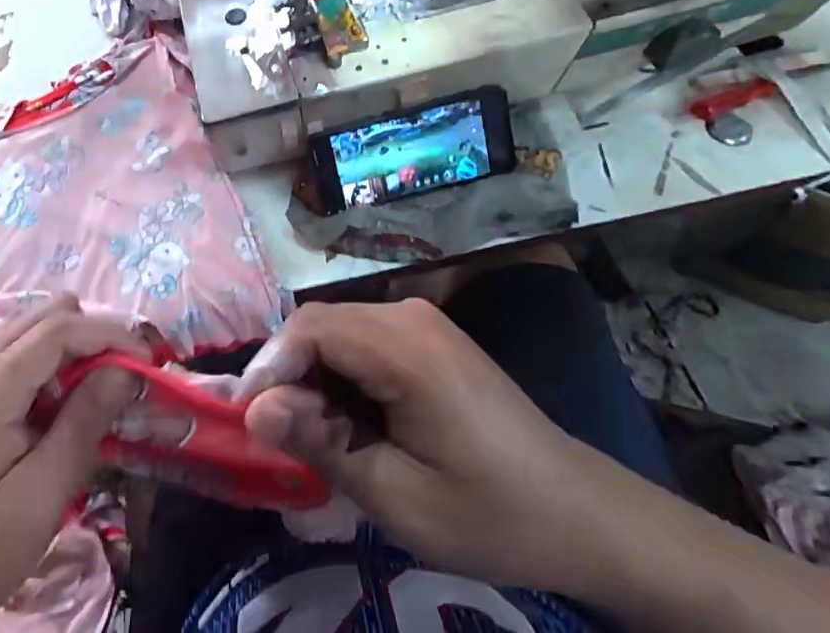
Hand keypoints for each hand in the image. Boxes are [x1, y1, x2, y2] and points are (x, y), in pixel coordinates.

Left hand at [0, 297, 145, 632]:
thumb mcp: (42, 495)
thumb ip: (86, 422)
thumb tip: (128, 370)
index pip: (60, 327)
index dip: (112, 334)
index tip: (150, 364)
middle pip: (47, 314)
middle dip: (96, 333)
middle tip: (128, 374)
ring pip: (35, 327)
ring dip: (77, 345)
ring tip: (104, 387)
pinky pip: (23, 353)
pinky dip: (57, 361)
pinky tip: (70, 401)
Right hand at [237, 299, 601, 593]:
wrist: (577, 510)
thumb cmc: (489, 512)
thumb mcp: (397, 495)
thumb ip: (321, 442)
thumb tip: (254, 408)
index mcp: (405, 347)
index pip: (309, 329)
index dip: (269, 370)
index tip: (251, 424)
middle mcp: (410, 316)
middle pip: (321, 326)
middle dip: (289, 378)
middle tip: (282, 441)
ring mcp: (424, 323)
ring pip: (340, 334)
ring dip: (316, 382)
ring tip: (318, 442)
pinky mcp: (430, 339)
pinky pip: (366, 343)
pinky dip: (344, 380)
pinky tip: (354, 426)